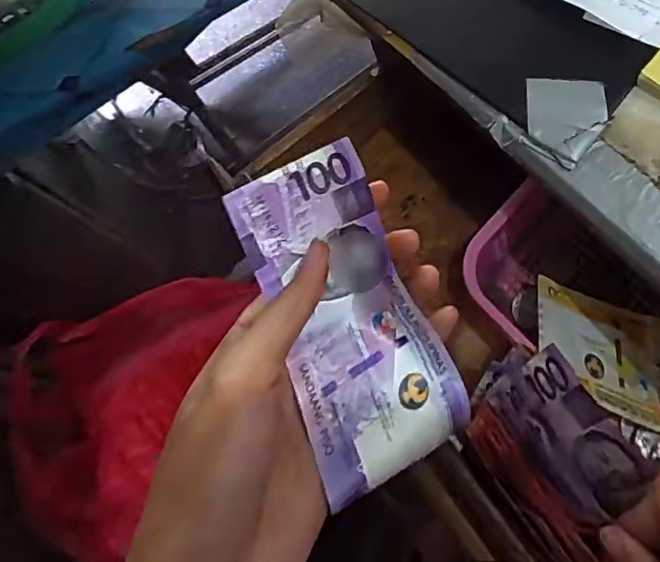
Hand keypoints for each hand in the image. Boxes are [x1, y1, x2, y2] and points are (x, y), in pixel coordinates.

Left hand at [127, 182, 456, 561]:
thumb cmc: (216, 462)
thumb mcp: (242, 378)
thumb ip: (284, 316)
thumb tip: (319, 247)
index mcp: (260, 335)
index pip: (304, 267)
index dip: (338, 229)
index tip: (375, 198)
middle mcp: (293, 358)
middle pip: (345, 298)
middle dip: (379, 264)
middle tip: (416, 242)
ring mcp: (322, 397)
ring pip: (370, 337)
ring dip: (403, 306)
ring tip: (434, 282)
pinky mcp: (346, 437)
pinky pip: (386, 389)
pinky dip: (416, 361)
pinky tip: (443, 339)